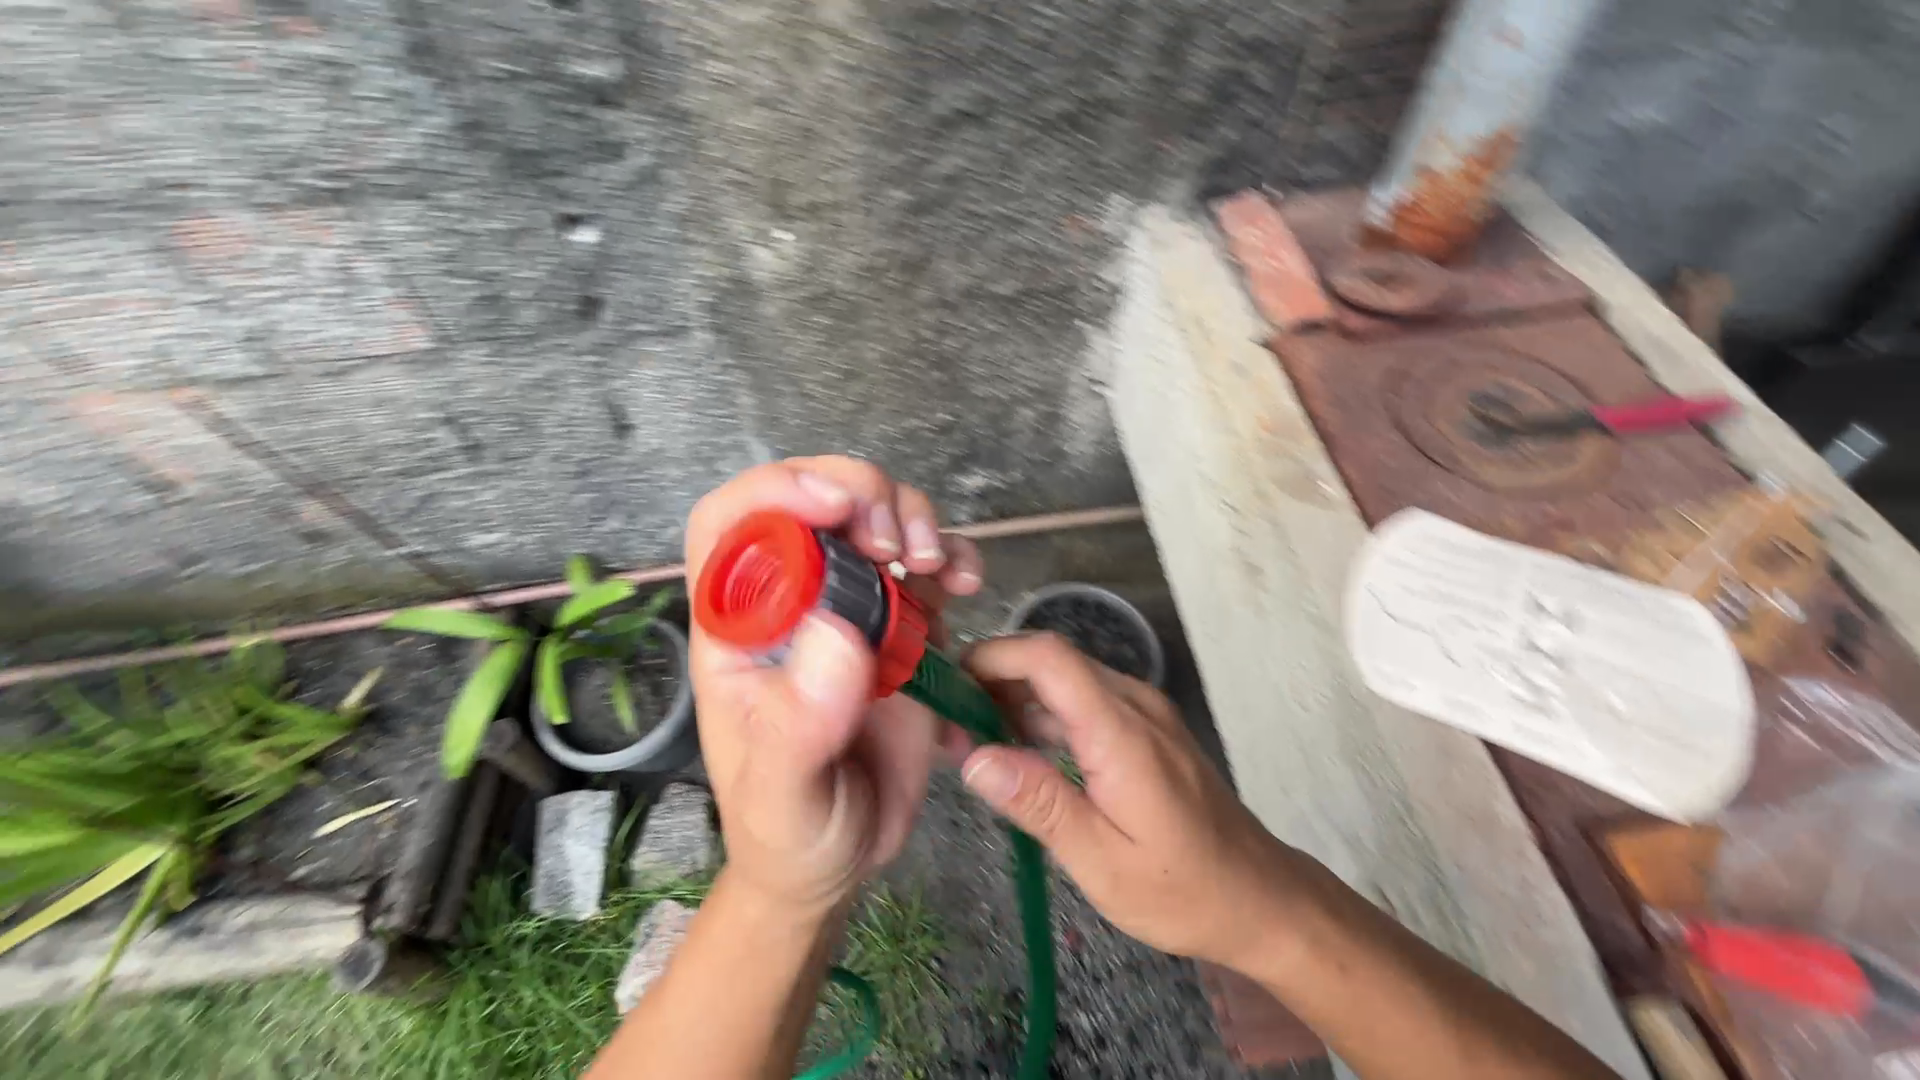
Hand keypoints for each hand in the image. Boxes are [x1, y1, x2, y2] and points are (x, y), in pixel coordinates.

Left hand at [684, 456, 983, 917]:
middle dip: (860, 497)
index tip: (836, 507)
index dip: (776, 493)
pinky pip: (927, 567)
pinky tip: (967, 583)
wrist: (840, 859)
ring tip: (937, 566)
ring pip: (876, 521)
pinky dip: (953, 557)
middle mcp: (793, 604)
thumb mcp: (783, 793)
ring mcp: (851, 610)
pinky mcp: (902, 628)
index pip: (731, 526)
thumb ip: (799, 722)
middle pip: (814, 503)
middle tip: (896, 545)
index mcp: (737, 629)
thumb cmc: (788, 829)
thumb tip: (839, 630)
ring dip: (914, 520)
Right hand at [956, 634, 1316, 969]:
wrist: (1260, 898)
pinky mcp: (1146, 728)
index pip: (1049, 657)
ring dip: (1016, 698)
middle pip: (1053, 661)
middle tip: (952, 731)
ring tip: (974, 744)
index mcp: (1121, 731)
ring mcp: (1144, 713)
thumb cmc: (1181, 890)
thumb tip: (974, 758)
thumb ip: (1039, 803)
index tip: (947, 689)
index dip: (993, 658)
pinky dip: (1045, 714)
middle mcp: (1134, 704)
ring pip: (1067, 679)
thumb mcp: (1101, 862)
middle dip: (994, 681)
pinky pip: (1086, 701)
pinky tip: (1020, 753)